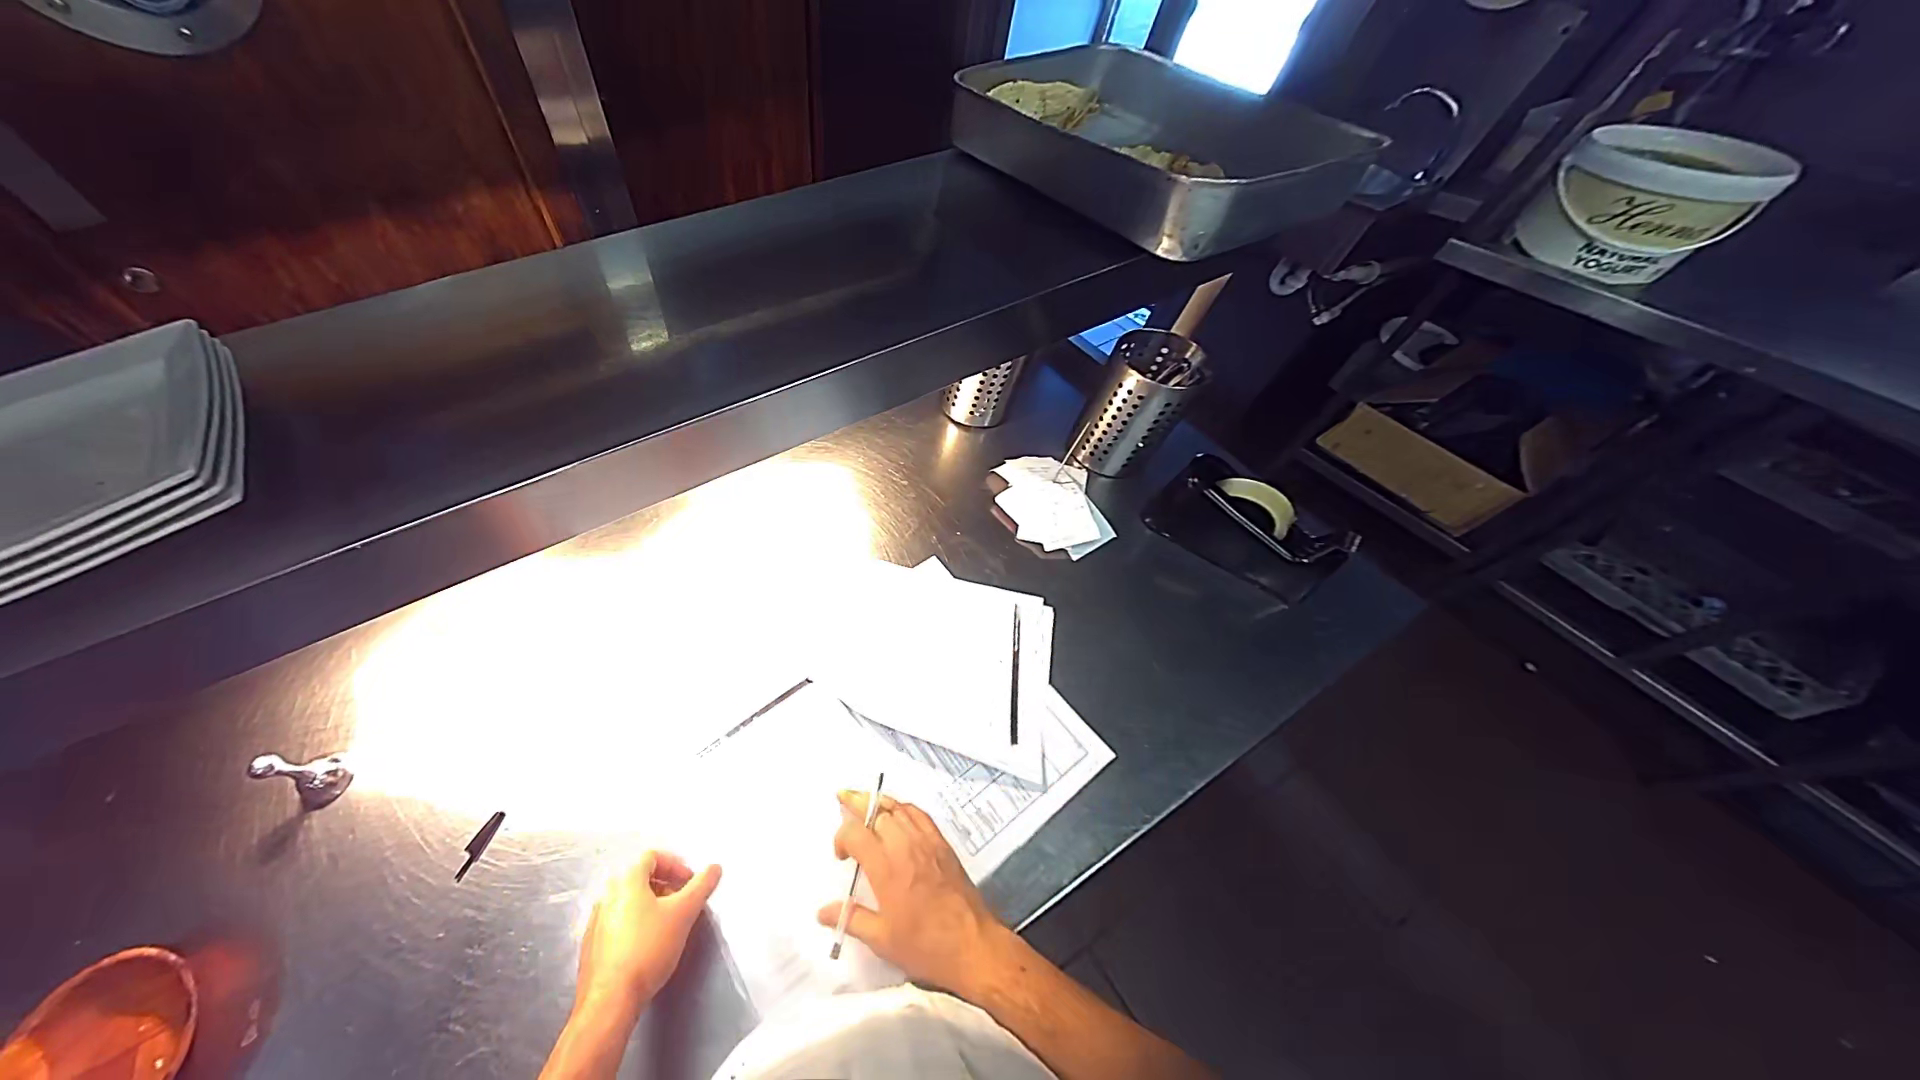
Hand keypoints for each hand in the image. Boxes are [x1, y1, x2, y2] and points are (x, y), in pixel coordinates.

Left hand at [574, 850, 720, 1014]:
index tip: (690, 881)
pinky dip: (637, 923)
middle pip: (640, 878)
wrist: (610, 1001)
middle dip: (666, 885)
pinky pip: (618, 922)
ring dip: (652, 904)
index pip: (652, 857)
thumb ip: (701, 886)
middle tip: (683, 901)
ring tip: (669, 924)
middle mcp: (606, 897)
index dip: (676, 864)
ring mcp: (595, 922)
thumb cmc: (649, 949)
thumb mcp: (684, 913)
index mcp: (626, 882)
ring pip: (629, 901)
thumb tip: (714, 868)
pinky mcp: (592, 946)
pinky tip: (648, 945)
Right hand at [815, 791, 1010, 994]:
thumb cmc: (925, 946)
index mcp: (886, 869)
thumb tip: (823, 912)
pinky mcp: (943, 844)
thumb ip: (851, 919)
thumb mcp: (882, 940)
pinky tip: (898, 815)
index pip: (856, 834)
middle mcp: (905, 847)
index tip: (842, 856)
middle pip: (877, 812)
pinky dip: (904, 809)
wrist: (972, 944)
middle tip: (844, 805)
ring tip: (865, 803)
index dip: (842, 837)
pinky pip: (920, 815)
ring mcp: (927, 842)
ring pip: (899, 808)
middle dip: (856, 807)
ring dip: (879, 803)